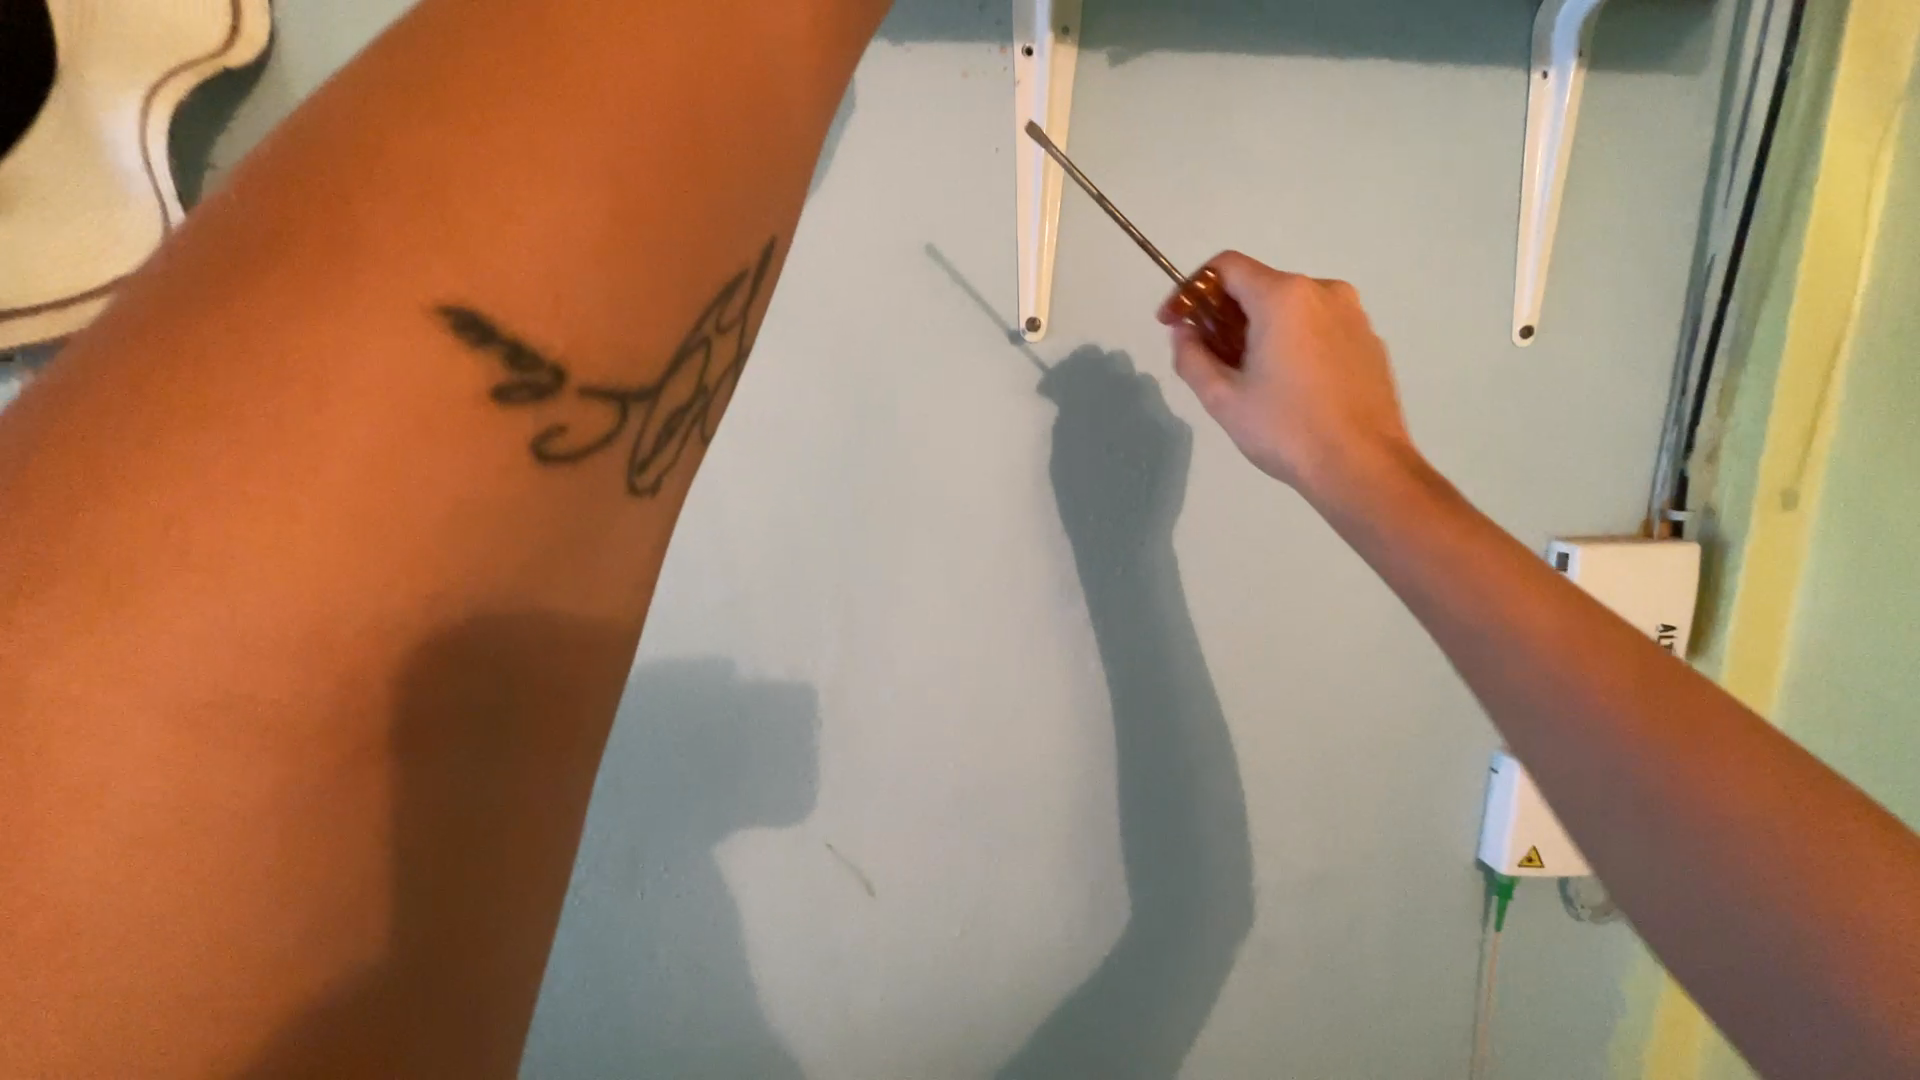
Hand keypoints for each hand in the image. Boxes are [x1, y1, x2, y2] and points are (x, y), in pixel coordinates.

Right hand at [1160, 252, 1417, 501]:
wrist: (1362, 466)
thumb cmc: (1285, 430)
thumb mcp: (1223, 398)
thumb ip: (1192, 357)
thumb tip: (1184, 333)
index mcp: (1283, 297)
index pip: (1226, 267)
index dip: (1190, 290)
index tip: (1173, 322)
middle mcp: (1322, 291)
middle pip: (1259, 286)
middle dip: (1224, 315)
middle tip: (1206, 358)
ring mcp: (1353, 315)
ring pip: (1290, 308)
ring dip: (1259, 330)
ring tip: (1247, 377)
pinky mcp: (1369, 341)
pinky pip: (1318, 328)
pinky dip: (1292, 343)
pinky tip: (1287, 386)